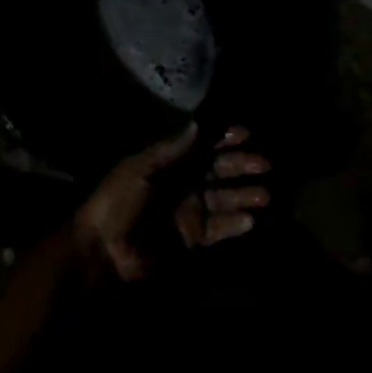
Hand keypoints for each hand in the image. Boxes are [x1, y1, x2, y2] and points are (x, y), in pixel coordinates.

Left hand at [72, 124, 269, 281]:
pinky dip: (236, 224)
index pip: (200, 145)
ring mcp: (189, 211)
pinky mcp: (193, 238)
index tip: (245, 134)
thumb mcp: (142, 170)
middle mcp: (182, 183)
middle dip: (240, 165)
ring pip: (223, 199)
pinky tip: (251, 220)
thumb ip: (172, 150)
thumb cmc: (119, 201)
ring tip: (265, 195)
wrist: (106, 249)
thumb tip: (199, 123)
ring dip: (244, 195)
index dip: (221, 138)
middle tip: (264, 164)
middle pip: (216, 170)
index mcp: (167, 162)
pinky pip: (220, 228)